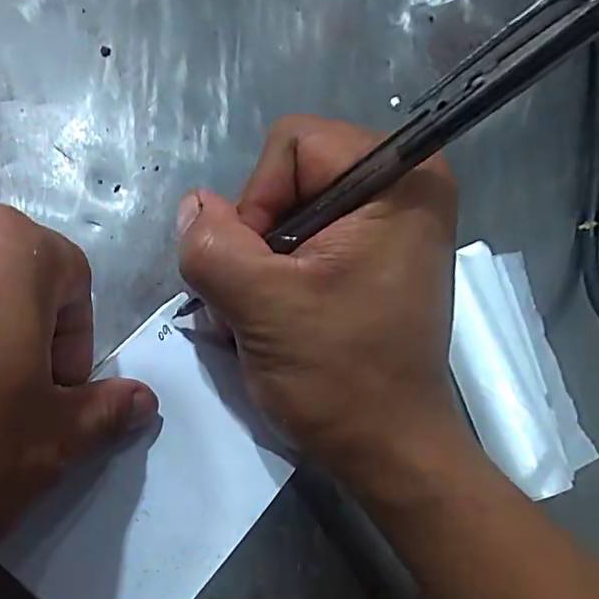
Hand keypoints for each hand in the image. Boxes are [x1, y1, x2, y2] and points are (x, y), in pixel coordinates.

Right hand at [176, 115, 463, 488]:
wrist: (389, 453)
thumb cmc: (341, 380)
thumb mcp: (263, 307)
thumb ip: (213, 245)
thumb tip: (193, 209)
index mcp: (401, 180)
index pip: (293, 146)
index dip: (256, 205)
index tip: (261, 273)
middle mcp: (405, 195)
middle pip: (290, 184)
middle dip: (255, 247)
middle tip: (252, 308)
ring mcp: (390, 238)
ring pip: (289, 225)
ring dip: (259, 276)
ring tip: (258, 327)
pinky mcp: (373, 273)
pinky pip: (306, 256)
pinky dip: (278, 290)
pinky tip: (274, 331)